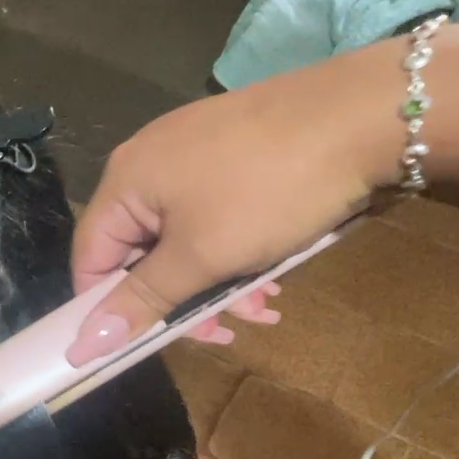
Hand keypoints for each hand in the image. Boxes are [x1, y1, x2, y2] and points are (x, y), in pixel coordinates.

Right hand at [66, 41, 403, 363]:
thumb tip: (82, 347)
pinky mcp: (234, 151)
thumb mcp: (201, 258)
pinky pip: (212, 216)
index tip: (140, 344)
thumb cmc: (272, 189)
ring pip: (180, 240)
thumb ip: (139, 303)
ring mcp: (193, 153)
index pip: (89, 260)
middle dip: (176, 302)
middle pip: (138, 253)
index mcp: (125, 181)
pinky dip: (232, 252)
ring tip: (260, 309)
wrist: (376, 110)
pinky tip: (270, 277)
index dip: (105, 309)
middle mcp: (148, 162)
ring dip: (212, 285)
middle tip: (219, 334)